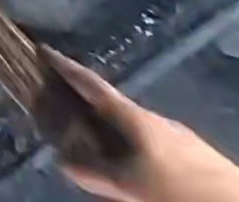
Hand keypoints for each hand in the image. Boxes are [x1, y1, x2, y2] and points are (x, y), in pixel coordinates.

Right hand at [43, 49, 238, 201]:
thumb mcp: (135, 187)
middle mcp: (155, 120)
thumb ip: (101, 174)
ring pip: (134, 129)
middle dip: (87, 104)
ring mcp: (177, 137)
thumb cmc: (183, 190)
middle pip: (113, 106)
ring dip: (111, 132)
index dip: (67, 68)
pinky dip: (131, 149)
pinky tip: (133, 170)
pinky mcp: (194, 158)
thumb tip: (63, 159)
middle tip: (61, 106)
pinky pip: (151, 145)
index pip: (94, 85)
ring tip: (92, 145)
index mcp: (137, 118)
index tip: (44, 50)